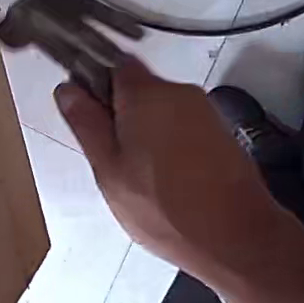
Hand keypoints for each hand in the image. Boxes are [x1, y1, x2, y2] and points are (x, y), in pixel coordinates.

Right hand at [55, 61, 298, 285]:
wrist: (236, 237)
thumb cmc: (167, 208)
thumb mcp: (109, 169)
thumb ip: (86, 123)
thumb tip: (67, 91)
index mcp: (145, 93)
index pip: (112, 65)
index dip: (95, 86)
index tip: (88, 114)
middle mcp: (178, 92)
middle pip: (138, 88)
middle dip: (121, 114)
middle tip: (112, 157)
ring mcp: (203, 110)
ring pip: (160, 109)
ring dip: (146, 131)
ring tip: (142, 175)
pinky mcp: (220, 131)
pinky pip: (182, 125)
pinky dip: (171, 144)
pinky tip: (168, 179)